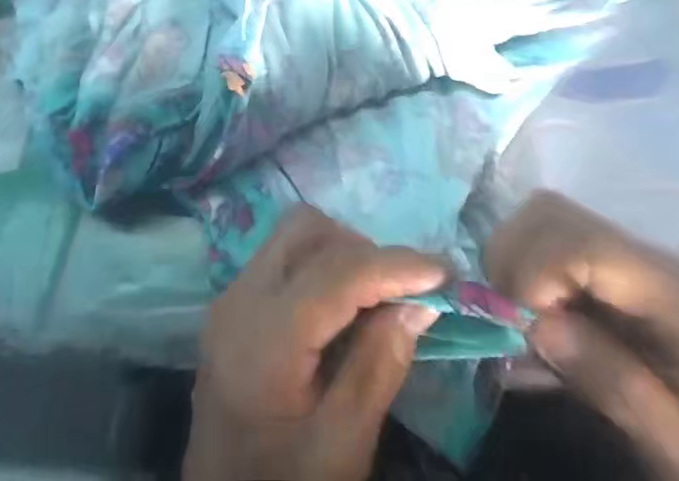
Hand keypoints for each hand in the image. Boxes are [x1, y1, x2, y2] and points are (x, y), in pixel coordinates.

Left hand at [186, 207, 448, 480]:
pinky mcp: (234, 305)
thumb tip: (421, 301)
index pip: (334, 274)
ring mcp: (231, 297)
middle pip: (306, 231)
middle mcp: (239, 299)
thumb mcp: (341, 446)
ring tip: (383, 298)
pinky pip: (283, 258)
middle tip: (410, 291)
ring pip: (293, 236)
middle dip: (365, 250)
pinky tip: (349, 306)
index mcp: (263, 338)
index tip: (447, 272)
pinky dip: (323, 265)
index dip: (394, 265)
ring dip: (344, 252)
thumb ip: (378, 367)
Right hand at [486, 192, 678, 480]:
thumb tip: (532, 322)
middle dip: (514, 259)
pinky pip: (566, 250)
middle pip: (556, 213)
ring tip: (522, 325)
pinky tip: (543, 327)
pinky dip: (534, 274)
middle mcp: (670, 268)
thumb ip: (617, 386)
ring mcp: (653, 268)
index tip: (516, 326)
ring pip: (553, 222)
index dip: (532, 271)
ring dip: (519, 263)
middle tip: (508, 322)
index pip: (585, 244)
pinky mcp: (640, 282)